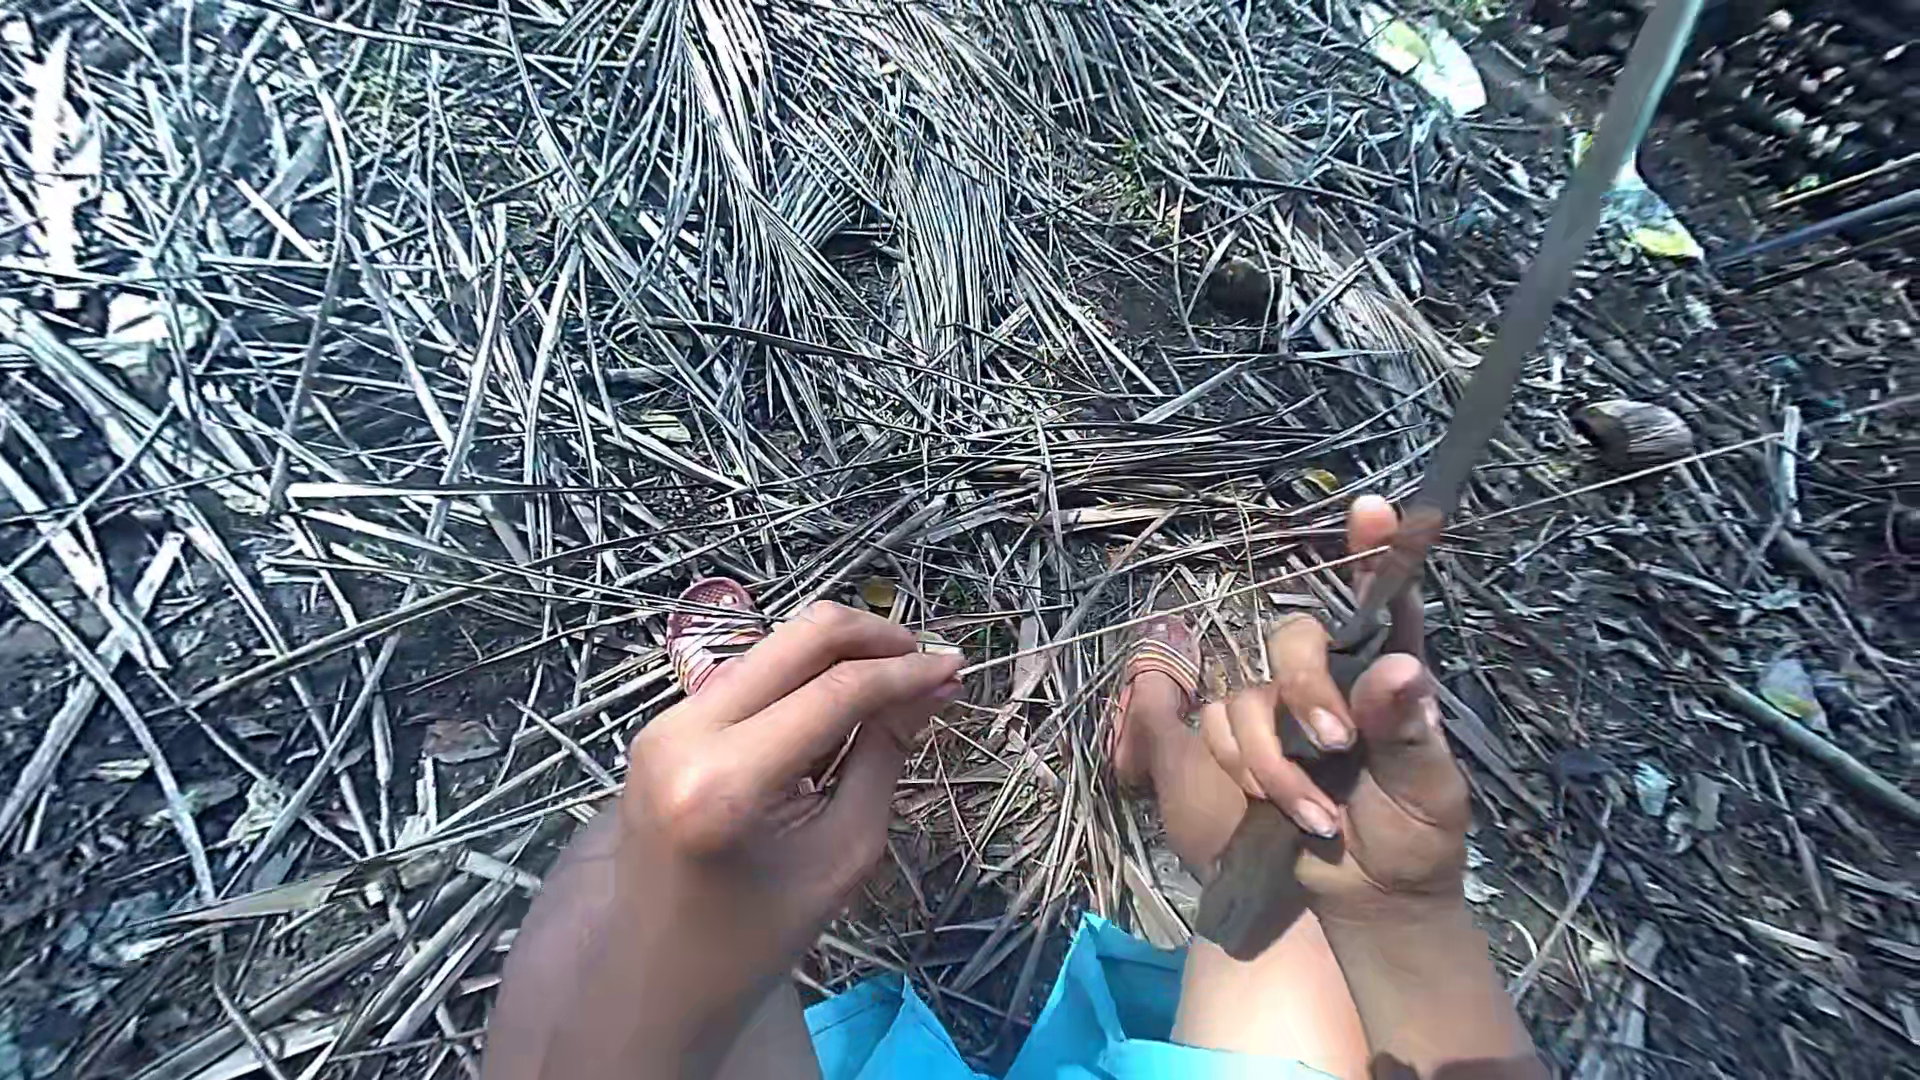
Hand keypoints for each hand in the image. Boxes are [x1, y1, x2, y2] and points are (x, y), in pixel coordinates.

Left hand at [619, 601, 961, 1005]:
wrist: (657, 981)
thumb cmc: (761, 935)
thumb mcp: (846, 849)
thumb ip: (888, 751)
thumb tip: (934, 683)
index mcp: (726, 784)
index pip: (836, 691)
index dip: (905, 671)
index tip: (954, 665)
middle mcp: (684, 733)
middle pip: (799, 638)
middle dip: (873, 636)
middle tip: (922, 656)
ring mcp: (666, 721)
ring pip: (777, 644)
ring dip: (842, 649)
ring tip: (892, 675)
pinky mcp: (667, 721)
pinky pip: (755, 671)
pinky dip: (807, 671)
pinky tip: (842, 694)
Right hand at [1200, 496, 1468, 918]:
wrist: (1359, 894)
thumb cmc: (1412, 838)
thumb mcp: (1429, 794)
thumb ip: (1411, 733)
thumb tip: (1400, 668)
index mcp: (1387, 675)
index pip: (1381, 600)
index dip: (1374, 552)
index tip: (1374, 510)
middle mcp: (1327, 677)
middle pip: (1294, 635)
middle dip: (1303, 684)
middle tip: (1332, 740)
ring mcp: (1277, 706)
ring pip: (1247, 693)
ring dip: (1275, 756)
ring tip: (1315, 812)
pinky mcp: (1240, 735)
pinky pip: (1217, 727)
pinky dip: (1244, 767)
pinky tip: (1275, 804)